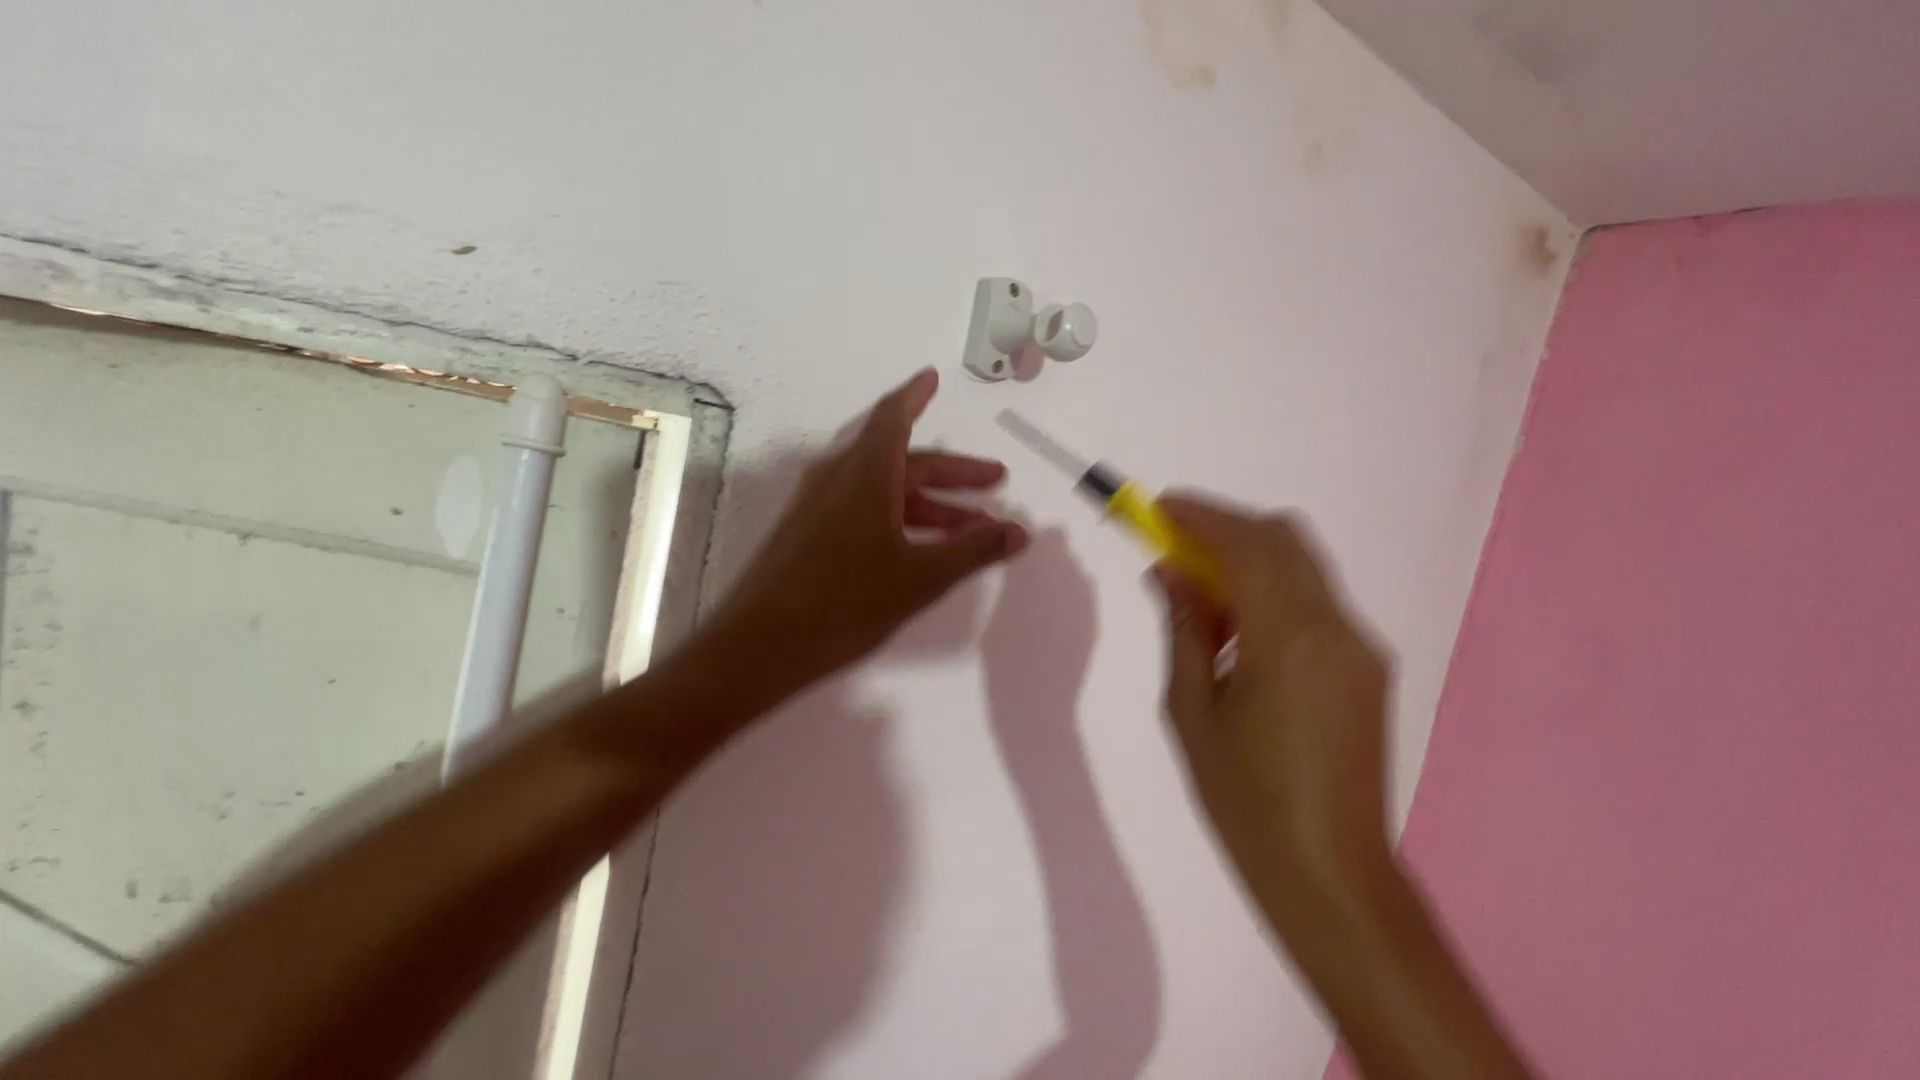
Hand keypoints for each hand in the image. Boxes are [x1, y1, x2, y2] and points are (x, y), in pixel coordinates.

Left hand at [705, 369, 1028, 705]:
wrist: (759, 646)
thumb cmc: (845, 601)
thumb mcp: (920, 577)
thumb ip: (972, 550)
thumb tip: (1021, 531)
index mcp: (864, 474)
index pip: (894, 418)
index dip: (916, 396)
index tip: (933, 378)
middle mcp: (837, 481)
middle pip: (900, 461)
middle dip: (950, 473)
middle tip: (995, 483)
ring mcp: (817, 509)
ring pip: (883, 492)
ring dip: (929, 505)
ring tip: (970, 530)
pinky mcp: (806, 537)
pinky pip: (863, 512)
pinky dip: (898, 520)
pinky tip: (918, 550)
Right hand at [1151, 494, 1535, 1079]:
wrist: (1329, 872)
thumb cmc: (1244, 800)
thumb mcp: (1191, 713)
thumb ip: (1184, 630)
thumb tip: (1169, 573)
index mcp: (1289, 639)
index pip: (1246, 545)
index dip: (1200, 515)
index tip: (1157, 507)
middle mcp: (1336, 629)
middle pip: (1283, 540)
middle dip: (1225, 529)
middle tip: (1173, 548)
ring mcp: (1361, 648)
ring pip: (1303, 568)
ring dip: (1250, 561)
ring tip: (1200, 600)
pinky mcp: (1368, 670)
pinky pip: (1316, 606)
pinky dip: (1273, 595)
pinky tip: (1239, 636)